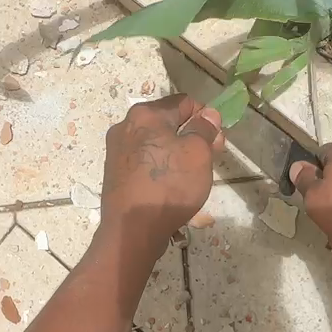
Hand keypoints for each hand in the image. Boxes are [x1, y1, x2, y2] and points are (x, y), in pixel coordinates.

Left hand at [99, 95, 223, 257]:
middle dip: (191, 136)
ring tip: (191, 175)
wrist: (132, 229)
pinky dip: (160, 167)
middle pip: (167, 122)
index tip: (216, 140)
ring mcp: (117, 151)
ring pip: (156, 143)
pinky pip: (144, 161)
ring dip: (176, 152)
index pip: (184, 102)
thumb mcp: (198, 153)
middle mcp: (126, 126)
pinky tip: (170, 186)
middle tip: (210, 158)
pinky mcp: (115, 173)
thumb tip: (208, 114)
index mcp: (146, 114)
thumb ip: (204, 129)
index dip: (205, 117)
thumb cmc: (170, 186)